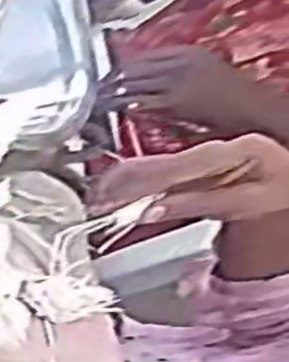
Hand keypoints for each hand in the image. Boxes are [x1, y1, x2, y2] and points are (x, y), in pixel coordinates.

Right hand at [89, 133, 288, 222]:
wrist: (287, 185)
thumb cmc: (276, 191)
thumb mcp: (247, 202)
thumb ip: (195, 206)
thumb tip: (147, 212)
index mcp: (230, 152)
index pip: (169, 168)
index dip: (133, 188)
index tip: (106, 207)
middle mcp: (208, 149)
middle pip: (146, 164)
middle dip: (113, 187)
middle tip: (92, 210)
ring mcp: (192, 156)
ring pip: (137, 166)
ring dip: (110, 188)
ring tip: (93, 207)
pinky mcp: (179, 166)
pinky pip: (139, 171)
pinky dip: (117, 186)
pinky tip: (106, 199)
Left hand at [100, 48, 288, 136]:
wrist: (245, 106)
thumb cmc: (216, 90)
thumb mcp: (196, 69)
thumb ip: (165, 68)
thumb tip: (125, 74)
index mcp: (188, 53)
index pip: (138, 58)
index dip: (115, 70)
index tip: (102, 80)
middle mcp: (181, 64)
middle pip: (128, 72)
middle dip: (105, 84)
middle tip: (91, 94)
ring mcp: (176, 82)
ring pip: (127, 87)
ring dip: (105, 97)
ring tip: (93, 103)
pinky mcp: (170, 102)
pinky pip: (133, 102)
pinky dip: (115, 107)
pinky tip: (107, 111)